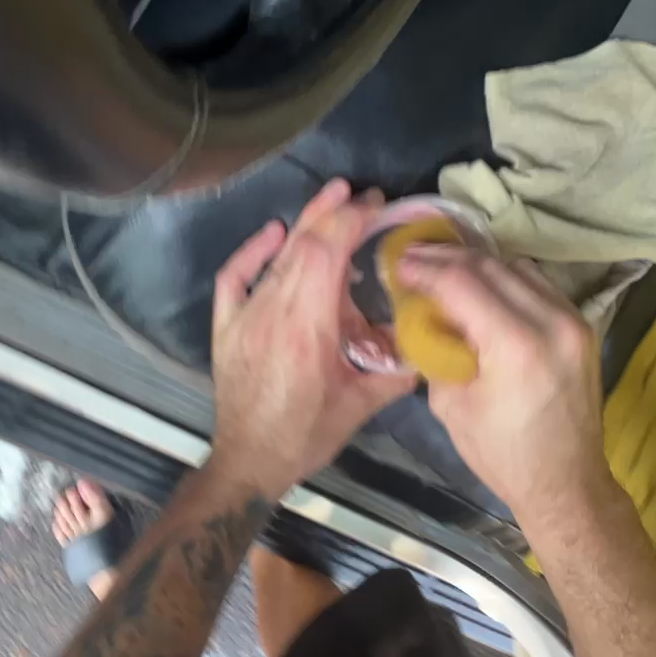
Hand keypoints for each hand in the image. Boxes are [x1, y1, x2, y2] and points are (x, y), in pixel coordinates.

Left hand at [209, 179, 416, 493]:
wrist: (249, 461)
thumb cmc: (305, 435)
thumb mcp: (360, 406)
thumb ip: (396, 373)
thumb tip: (428, 348)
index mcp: (307, 327)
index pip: (327, 254)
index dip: (350, 222)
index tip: (376, 206)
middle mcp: (274, 311)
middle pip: (304, 245)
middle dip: (335, 212)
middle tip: (364, 195)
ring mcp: (246, 315)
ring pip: (277, 256)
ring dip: (306, 222)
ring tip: (333, 196)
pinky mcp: (227, 325)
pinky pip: (236, 277)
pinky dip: (254, 250)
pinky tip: (273, 232)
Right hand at [397, 248, 611, 519]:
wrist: (567, 483)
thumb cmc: (502, 455)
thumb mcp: (450, 405)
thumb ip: (436, 349)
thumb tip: (423, 313)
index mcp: (515, 345)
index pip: (462, 282)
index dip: (426, 269)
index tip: (400, 264)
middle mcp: (551, 321)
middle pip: (490, 266)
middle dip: (447, 258)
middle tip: (416, 259)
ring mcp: (573, 320)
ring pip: (518, 267)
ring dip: (478, 264)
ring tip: (445, 270)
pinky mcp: (582, 326)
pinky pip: (538, 284)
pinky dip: (506, 279)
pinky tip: (483, 287)